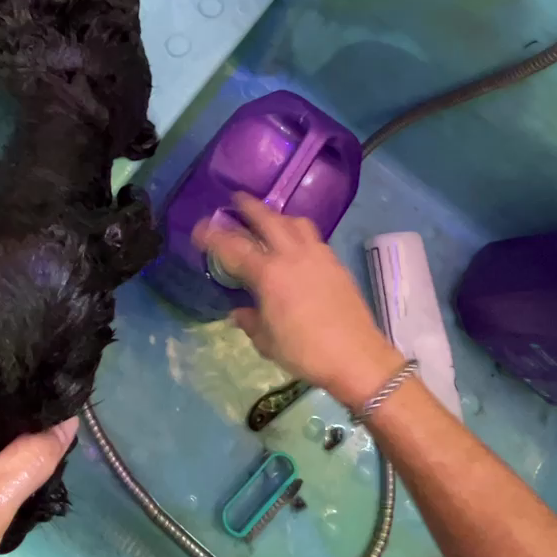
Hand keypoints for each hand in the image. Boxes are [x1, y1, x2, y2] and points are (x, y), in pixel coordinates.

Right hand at [197, 193, 405, 409]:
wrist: (357, 357)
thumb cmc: (306, 352)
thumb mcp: (267, 342)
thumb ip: (250, 321)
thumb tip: (239, 311)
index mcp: (269, 274)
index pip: (233, 247)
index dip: (213, 236)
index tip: (200, 230)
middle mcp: (291, 255)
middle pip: (267, 219)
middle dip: (249, 206)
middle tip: (236, 199)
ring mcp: (316, 255)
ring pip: (293, 221)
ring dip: (277, 215)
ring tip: (269, 219)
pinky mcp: (334, 261)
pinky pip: (311, 235)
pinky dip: (297, 230)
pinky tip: (295, 243)